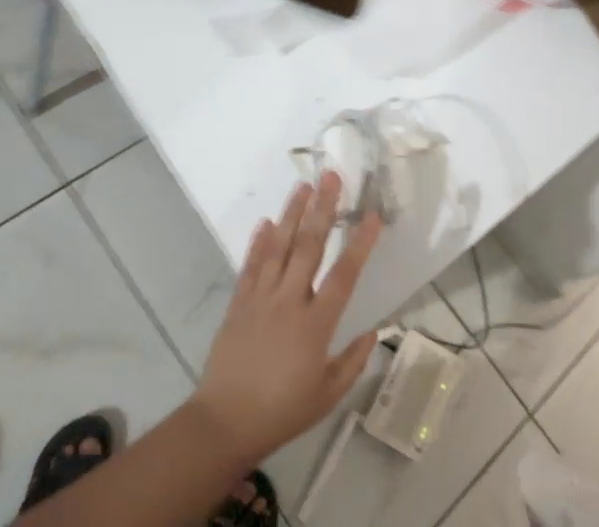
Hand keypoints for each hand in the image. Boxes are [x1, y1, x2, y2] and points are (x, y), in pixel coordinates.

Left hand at [192, 173, 382, 465]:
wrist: (224, 422)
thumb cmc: (283, 411)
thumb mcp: (328, 393)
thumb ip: (353, 361)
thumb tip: (373, 333)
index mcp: (316, 324)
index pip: (344, 274)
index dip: (359, 243)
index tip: (372, 216)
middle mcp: (289, 302)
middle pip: (309, 246)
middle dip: (322, 209)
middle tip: (331, 176)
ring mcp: (260, 300)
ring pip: (279, 248)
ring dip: (292, 214)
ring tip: (303, 186)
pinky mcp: (238, 305)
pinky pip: (251, 267)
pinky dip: (259, 243)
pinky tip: (267, 222)